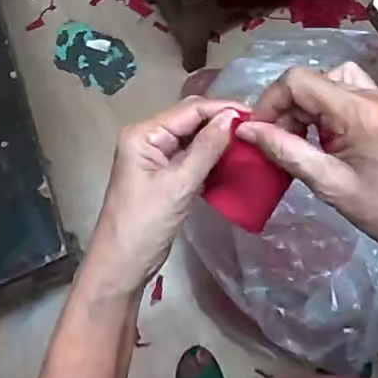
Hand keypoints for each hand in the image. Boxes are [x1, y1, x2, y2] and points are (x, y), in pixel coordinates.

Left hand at [83, 97, 242, 298]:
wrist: (121, 268)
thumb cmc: (145, 225)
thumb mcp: (179, 186)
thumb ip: (206, 149)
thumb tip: (232, 117)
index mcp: (143, 133)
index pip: (189, 109)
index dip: (222, 109)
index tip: (256, 115)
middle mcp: (147, 137)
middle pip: (191, 119)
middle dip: (221, 120)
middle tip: (256, 128)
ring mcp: (155, 155)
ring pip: (193, 136)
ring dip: (218, 138)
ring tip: (250, 141)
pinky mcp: (163, 173)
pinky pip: (191, 154)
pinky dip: (211, 155)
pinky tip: (233, 158)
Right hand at [238, 64, 377, 273]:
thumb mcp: (328, 184)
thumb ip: (285, 150)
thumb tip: (246, 130)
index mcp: (360, 110)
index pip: (299, 80)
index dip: (271, 101)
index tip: (258, 132)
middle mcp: (372, 93)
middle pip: (312, 79)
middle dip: (286, 107)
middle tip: (278, 144)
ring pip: (326, 81)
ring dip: (304, 106)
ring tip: (298, 139)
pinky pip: (344, 91)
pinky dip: (324, 107)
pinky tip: (322, 136)